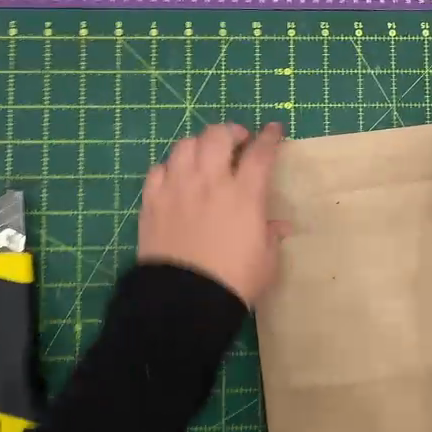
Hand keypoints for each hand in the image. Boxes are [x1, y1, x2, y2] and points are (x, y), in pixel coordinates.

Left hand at [137, 121, 287, 306]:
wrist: (184, 301)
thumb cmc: (234, 282)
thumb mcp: (266, 261)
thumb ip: (272, 236)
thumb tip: (279, 226)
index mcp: (244, 194)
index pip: (260, 152)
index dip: (270, 136)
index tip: (274, 130)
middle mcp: (210, 182)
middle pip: (218, 135)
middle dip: (231, 131)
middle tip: (238, 140)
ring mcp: (177, 188)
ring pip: (185, 145)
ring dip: (199, 145)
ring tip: (205, 155)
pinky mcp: (152, 202)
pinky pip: (158, 170)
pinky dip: (170, 168)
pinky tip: (176, 178)